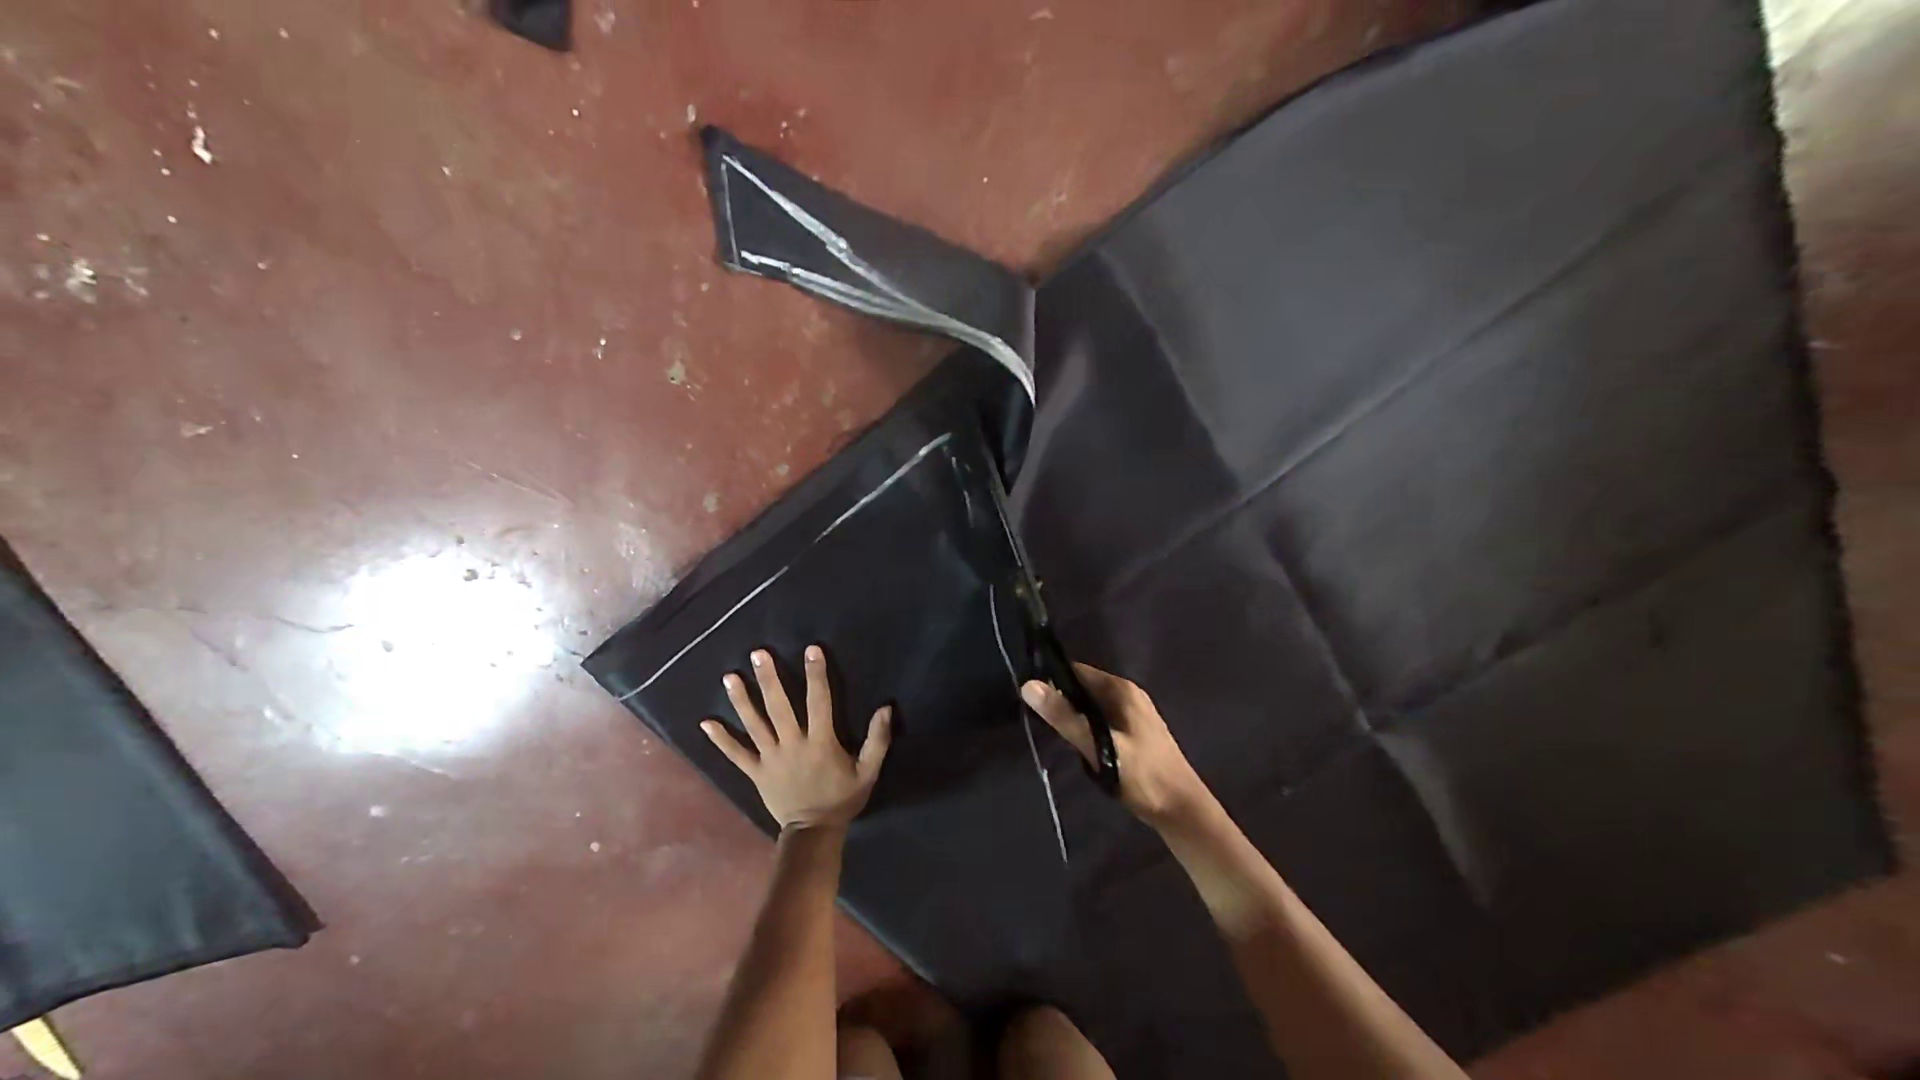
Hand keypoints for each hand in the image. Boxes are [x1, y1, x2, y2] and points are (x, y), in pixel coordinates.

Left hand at [702, 645, 892, 830]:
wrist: (814, 832)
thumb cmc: (843, 798)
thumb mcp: (869, 771)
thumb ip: (878, 739)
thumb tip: (886, 707)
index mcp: (820, 742)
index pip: (818, 701)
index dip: (816, 674)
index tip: (811, 650)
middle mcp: (792, 745)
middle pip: (779, 706)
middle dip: (768, 678)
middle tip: (757, 654)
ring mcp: (770, 758)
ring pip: (754, 724)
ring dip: (741, 700)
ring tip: (729, 677)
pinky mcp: (756, 772)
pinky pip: (736, 754)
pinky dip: (721, 739)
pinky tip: (705, 723)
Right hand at [1022, 663, 1211, 828]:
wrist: (1182, 810)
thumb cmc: (1143, 776)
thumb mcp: (1099, 745)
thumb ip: (1064, 716)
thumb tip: (1028, 685)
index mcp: (1122, 690)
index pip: (1077, 671)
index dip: (1052, 680)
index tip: (1031, 699)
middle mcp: (1128, 695)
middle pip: (1084, 689)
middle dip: (1063, 704)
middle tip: (1043, 725)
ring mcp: (1134, 714)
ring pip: (1092, 708)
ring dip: (1076, 720)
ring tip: (1059, 739)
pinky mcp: (1135, 733)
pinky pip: (1102, 722)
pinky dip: (1089, 731)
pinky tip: (1082, 750)